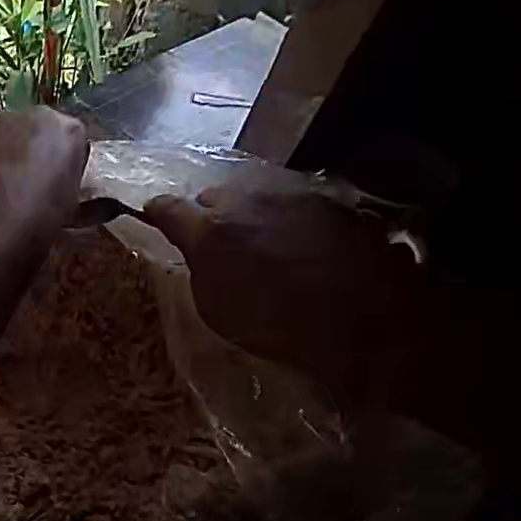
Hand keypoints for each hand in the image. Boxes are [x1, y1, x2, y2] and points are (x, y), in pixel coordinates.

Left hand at [0, 107, 88, 226]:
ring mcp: (5, 118)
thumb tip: (86, 202)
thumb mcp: (74, 202)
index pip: (62, 139)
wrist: (11, 208)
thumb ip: (74, 190)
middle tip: (9, 182)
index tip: (38, 181)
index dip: (47, 161)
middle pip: (28, 130)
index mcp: (73, 132)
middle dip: (19, 150)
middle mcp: (41, 115)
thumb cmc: (48, 211)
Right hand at [142, 185, 424, 396]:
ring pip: (261, 197)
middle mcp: (251, 201)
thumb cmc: (275, 324)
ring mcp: (298, 197)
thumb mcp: (215, 305)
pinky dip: (293, 223)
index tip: (152, 218)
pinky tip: (302, 250)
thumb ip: (199, 267)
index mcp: (210, 229)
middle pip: (218, 195)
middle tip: (213, 240)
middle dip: (211, 213)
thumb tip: (195, 251)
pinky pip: (300, 208)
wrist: (367, 322)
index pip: (168, 207)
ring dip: (254, 215)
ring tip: (260, 244)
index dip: (157, 213)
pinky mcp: (338, 205)